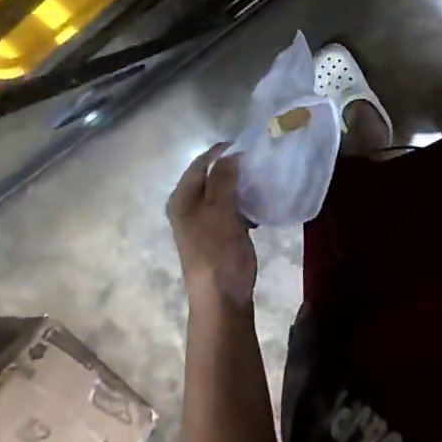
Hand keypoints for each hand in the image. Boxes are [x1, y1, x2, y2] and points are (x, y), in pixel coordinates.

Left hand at [168, 145, 256, 309]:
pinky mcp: (216, 236)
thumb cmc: (217, 250)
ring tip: (259, 178)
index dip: (219, 152)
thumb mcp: (220, 210)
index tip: (244, 143)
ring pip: (220, 195)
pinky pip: (228, 211)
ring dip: (238, 187)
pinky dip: (241, 205)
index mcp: (181, 199)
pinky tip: (257, 206)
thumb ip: (223, 180)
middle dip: (230, 168)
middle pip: (209, 178)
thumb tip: (229, 155)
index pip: (199, 164)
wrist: (221, 298)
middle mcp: (186, 208)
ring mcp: (201, 223)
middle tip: (255, 159)